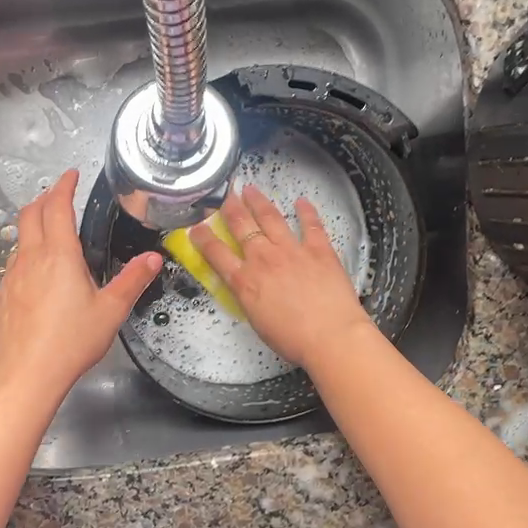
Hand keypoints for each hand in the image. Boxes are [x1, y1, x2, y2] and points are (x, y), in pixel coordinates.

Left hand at [0, 169, 160, 402]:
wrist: (26, 374)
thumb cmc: (70, 342)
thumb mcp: (110, 311)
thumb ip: (131, 281)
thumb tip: (152, 259)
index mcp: (58, 255)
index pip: (57, 206)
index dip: (64, 186)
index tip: (71, 176)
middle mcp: (30, 259)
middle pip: (30, 214)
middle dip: (44, 198)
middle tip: (59, 196)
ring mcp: (11, 277)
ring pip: (18, 239)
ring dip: (33, 227)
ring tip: (50, 233)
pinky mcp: (1, 296)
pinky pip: (12, 266)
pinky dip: (25, 256)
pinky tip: (37, 275)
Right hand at [190, 185, 378, 368]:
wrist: (330, 336)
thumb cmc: (292, 339)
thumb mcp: (256, 321)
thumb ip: (248, 298)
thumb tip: (245, 287)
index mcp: (244, 281)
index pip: (216, 253)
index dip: (203, 238)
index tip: (196, 227)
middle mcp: (264, 259)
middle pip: (242, 226)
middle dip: (230, 208)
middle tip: (225, 196)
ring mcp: (292, 250)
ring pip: (271, 218)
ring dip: (259, 202)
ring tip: (250, 189)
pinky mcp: (319, 249)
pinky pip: (311, 225)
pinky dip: (306, 211)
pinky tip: (301, 201)